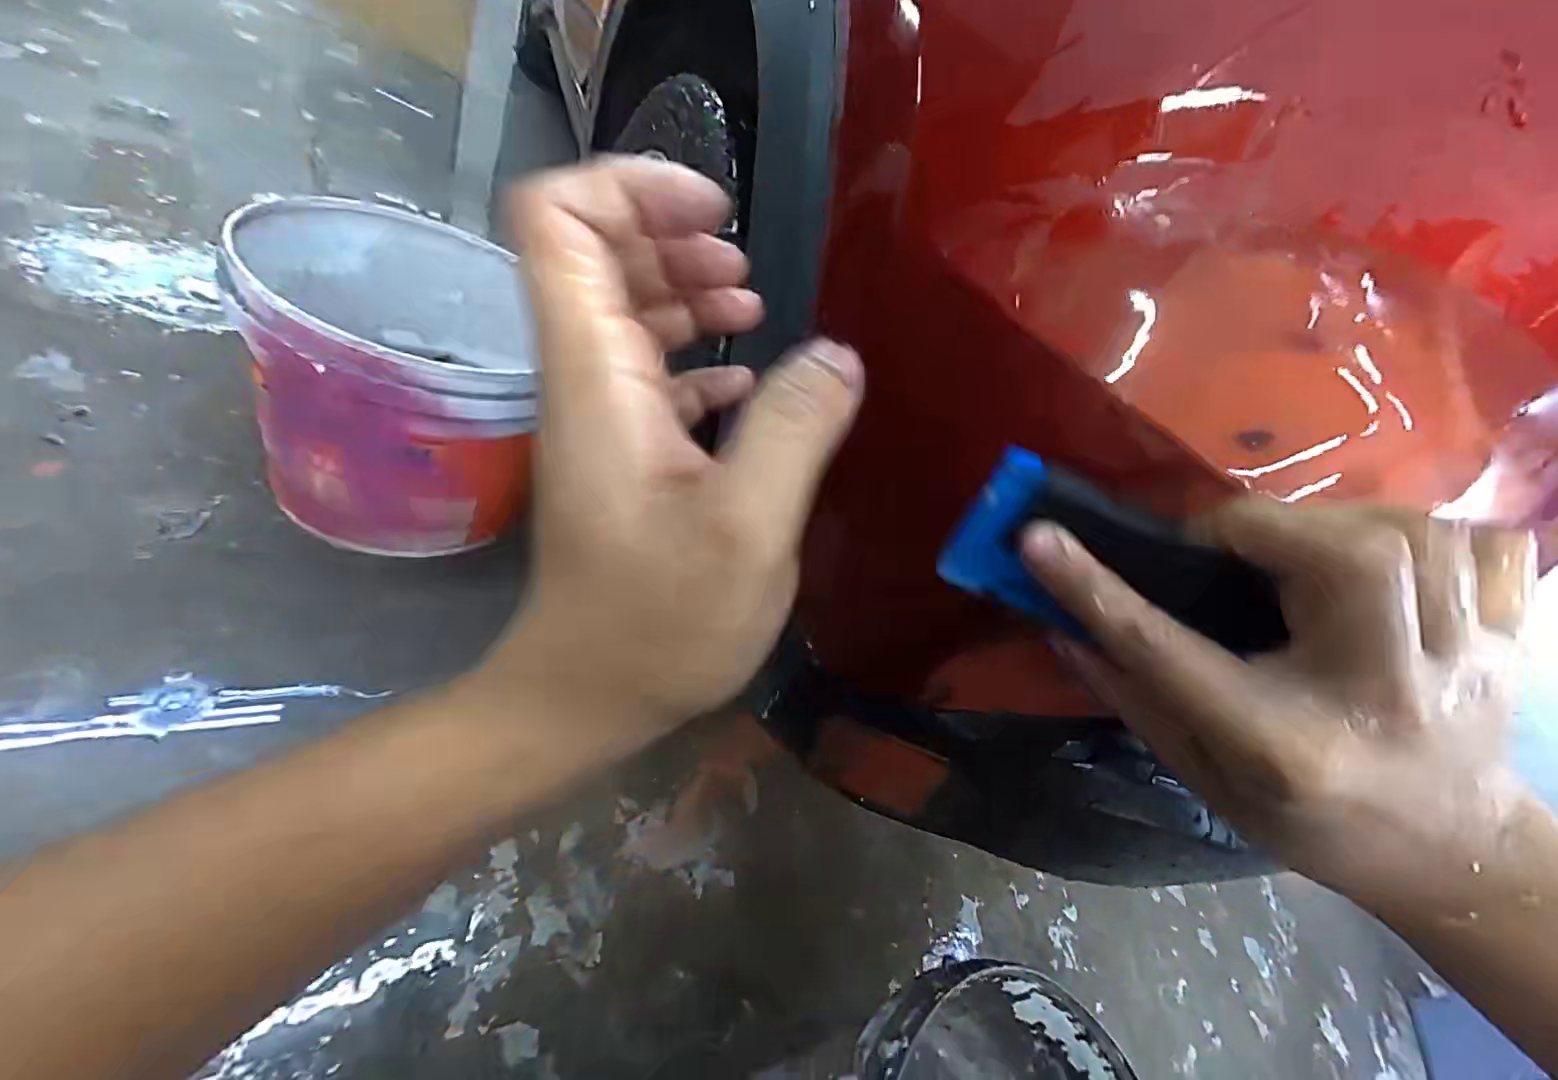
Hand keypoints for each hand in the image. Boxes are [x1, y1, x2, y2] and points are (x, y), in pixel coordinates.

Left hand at [479, 157, 862, 747]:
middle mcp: (588, 384)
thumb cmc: (663, 621)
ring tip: (756, 302)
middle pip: (595, 256)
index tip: (719, 214)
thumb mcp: (749, 527)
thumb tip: (838, 355)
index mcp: (599, 379)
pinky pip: (654, 376)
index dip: (633, 189)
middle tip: (747, 262)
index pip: (561, 222)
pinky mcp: (629, 459)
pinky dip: (699, 359)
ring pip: (627, 315)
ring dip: (687, 293)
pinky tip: (746, 383)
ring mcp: (605, 422)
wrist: (590, 696)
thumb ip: (794, 429)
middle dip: (670, 236)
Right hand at [1022, 499, 1549, 915]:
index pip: (1167, 650)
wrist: (1454, 859)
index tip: (1036, 539)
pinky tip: (1391, 558)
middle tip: (1222, 542)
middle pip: (1339, 562)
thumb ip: (1134, 698)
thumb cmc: (1311, 824)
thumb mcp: (1205, 778)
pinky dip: (1426, 532)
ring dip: (1335, 523)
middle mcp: (1381, 695)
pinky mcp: (1511, 640)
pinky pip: (1481, 547)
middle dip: (1258, 526)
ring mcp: (1466, 664)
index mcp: (1286, 746)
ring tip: (1298, 549)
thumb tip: (1065, 626)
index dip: (1092, 588)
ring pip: (1411, 538)